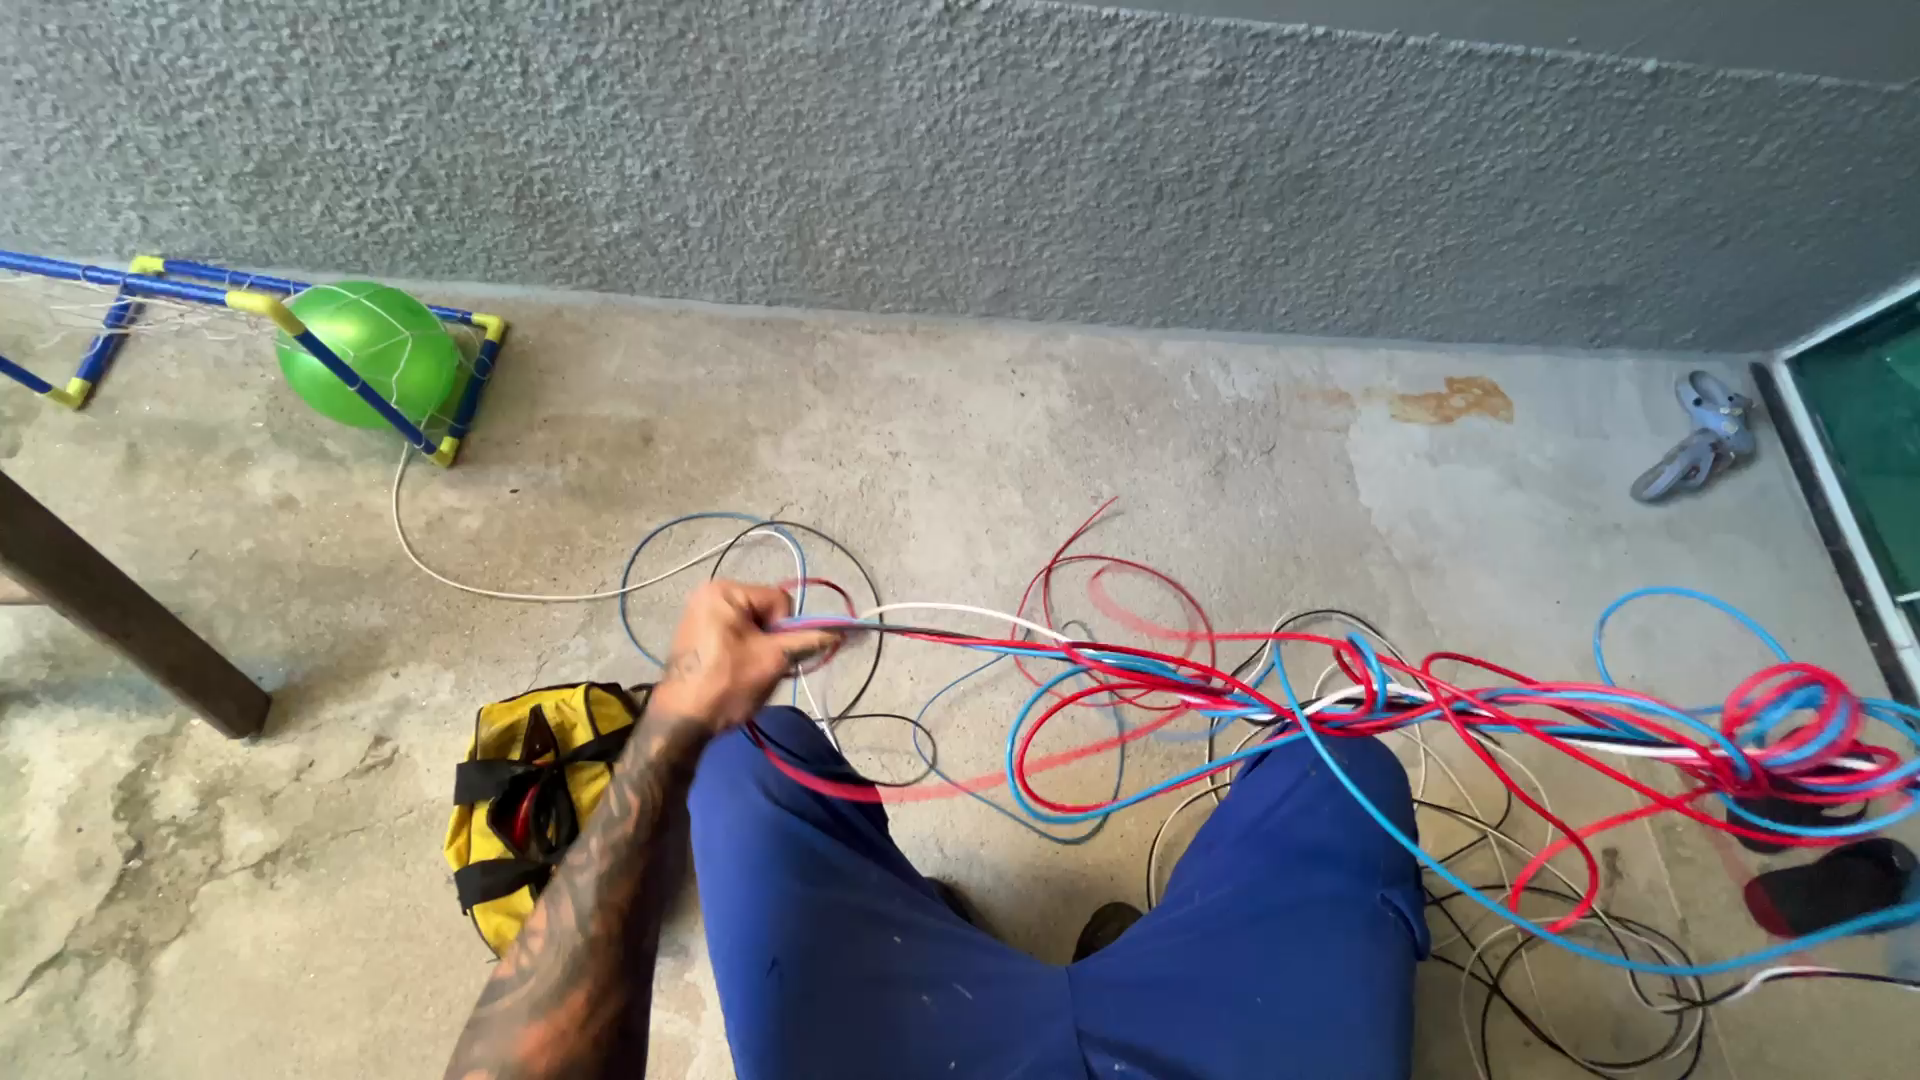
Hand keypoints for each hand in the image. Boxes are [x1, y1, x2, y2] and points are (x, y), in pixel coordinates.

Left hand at [649, 580, 839, 732]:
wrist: (682, 721)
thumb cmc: (728, 683)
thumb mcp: (774, 660)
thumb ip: (808, 640)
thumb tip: (841, 631)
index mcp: (725, 591)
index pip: (780, 600)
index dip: (786, 629)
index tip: (772, 655)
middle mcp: (709, 593)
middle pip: (766, 611)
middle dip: (772, 638)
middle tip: (761, 666)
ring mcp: (699, 612)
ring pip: (753, 624)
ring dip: (759, 646)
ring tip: (746, 671)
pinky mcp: (695, 632)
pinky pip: (734, 632)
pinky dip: (742, 649)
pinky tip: (734, 670)